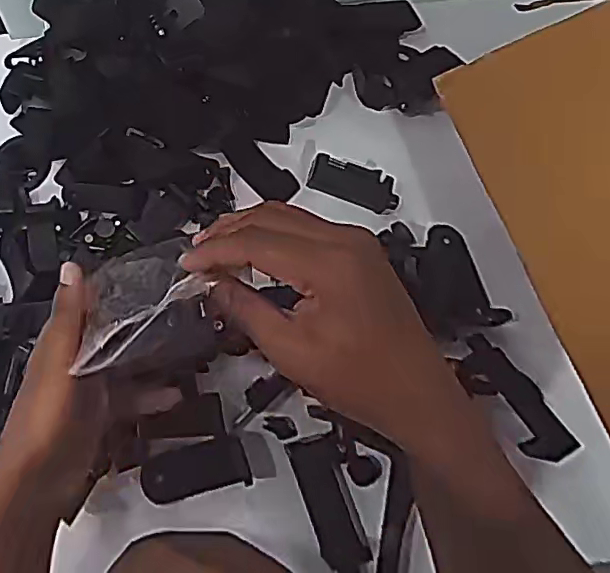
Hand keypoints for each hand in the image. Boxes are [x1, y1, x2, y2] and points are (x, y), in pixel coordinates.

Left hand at [0, 262, 179, 516]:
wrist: (36, 486)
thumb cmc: (40, 422)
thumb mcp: (58, 359)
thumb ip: (69, 314)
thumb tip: (70, 269)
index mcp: (61, 343)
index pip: (87, 306)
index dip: (112, 291)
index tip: (140, 279)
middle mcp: (73, 363)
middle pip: (111, 336)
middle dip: (140, 326)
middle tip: (172, 316)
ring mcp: (87, 392)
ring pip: (124, 366)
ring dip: (150, 361)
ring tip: (180, 355)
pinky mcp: (98, 418)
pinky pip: (129, 399)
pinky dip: (150, 396)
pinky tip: (170, 396)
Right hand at [180, 202, 476, 453]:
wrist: (419, 396)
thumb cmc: (370, 381)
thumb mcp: (292, 352)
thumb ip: (246, 311)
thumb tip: (215, 285)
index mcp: (331, 264)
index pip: (256, 240)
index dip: (216, 251)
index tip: (190, 263)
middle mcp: (345, 241)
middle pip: (269, 216)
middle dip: (227, 231)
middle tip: (198, 251)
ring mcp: (355, 241)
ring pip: (286, 214)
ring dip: (248, 227)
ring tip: (217, 247)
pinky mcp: (358, 248)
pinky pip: (305, 226)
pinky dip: (273, 232)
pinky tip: (255, 248)